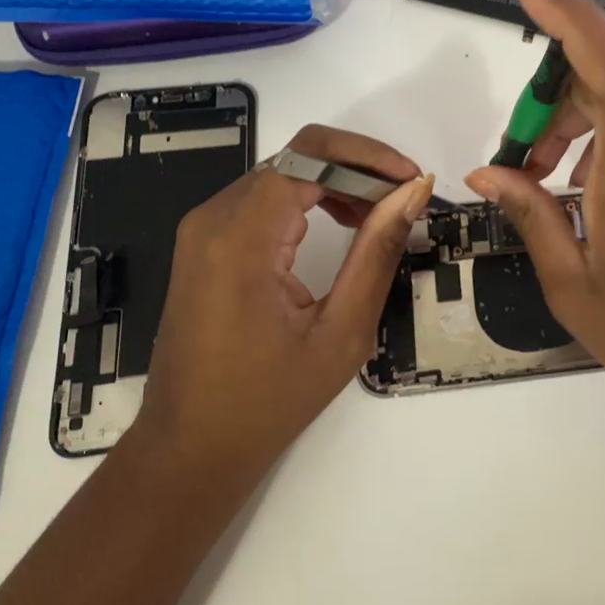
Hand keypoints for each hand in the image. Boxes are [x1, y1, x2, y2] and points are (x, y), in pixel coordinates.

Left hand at [133, 125, 432, 475]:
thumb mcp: (341, 332)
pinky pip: (263, 198)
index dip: (368, 156)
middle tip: (403, 199)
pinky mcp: (205, 243)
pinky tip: (341, 224)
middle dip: (357, 168)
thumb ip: (377, 253)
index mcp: (242, 239)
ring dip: (336, 182)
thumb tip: (413, 192)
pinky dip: (309, 199)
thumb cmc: (268, 400)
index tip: (412, 181)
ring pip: (282, 172)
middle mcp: (214, 219)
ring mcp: (203, 229)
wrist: (191, 447)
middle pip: (295, 158)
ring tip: (379, 215)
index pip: (309, 156)